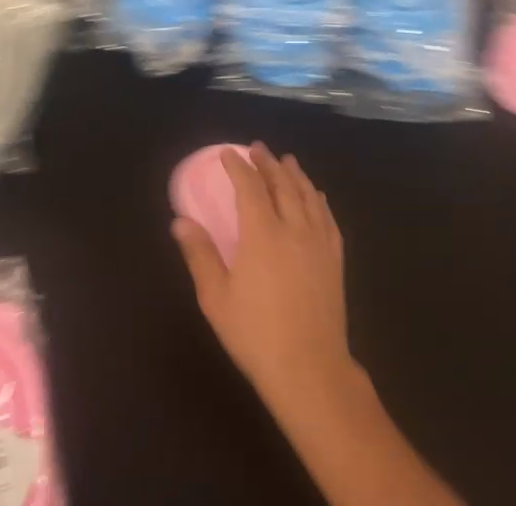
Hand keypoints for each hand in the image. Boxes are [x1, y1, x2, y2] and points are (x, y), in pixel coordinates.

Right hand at [172, 143, 353, 414]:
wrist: (309, 368)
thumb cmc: (255, 333)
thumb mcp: (216, 297)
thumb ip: (200, 254)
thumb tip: (180, 221)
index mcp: (262, 234)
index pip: (249, 187)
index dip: (238, 167)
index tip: (228, 154)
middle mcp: (294, 229)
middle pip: (282, 185)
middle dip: (268, 163)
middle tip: (258, 148)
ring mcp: (319, 244)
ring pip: (308, 197)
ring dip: (295, 175)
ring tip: (287, 161)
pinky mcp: (335, 260)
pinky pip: (328, 218)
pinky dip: (319, 200)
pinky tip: (316, 197)